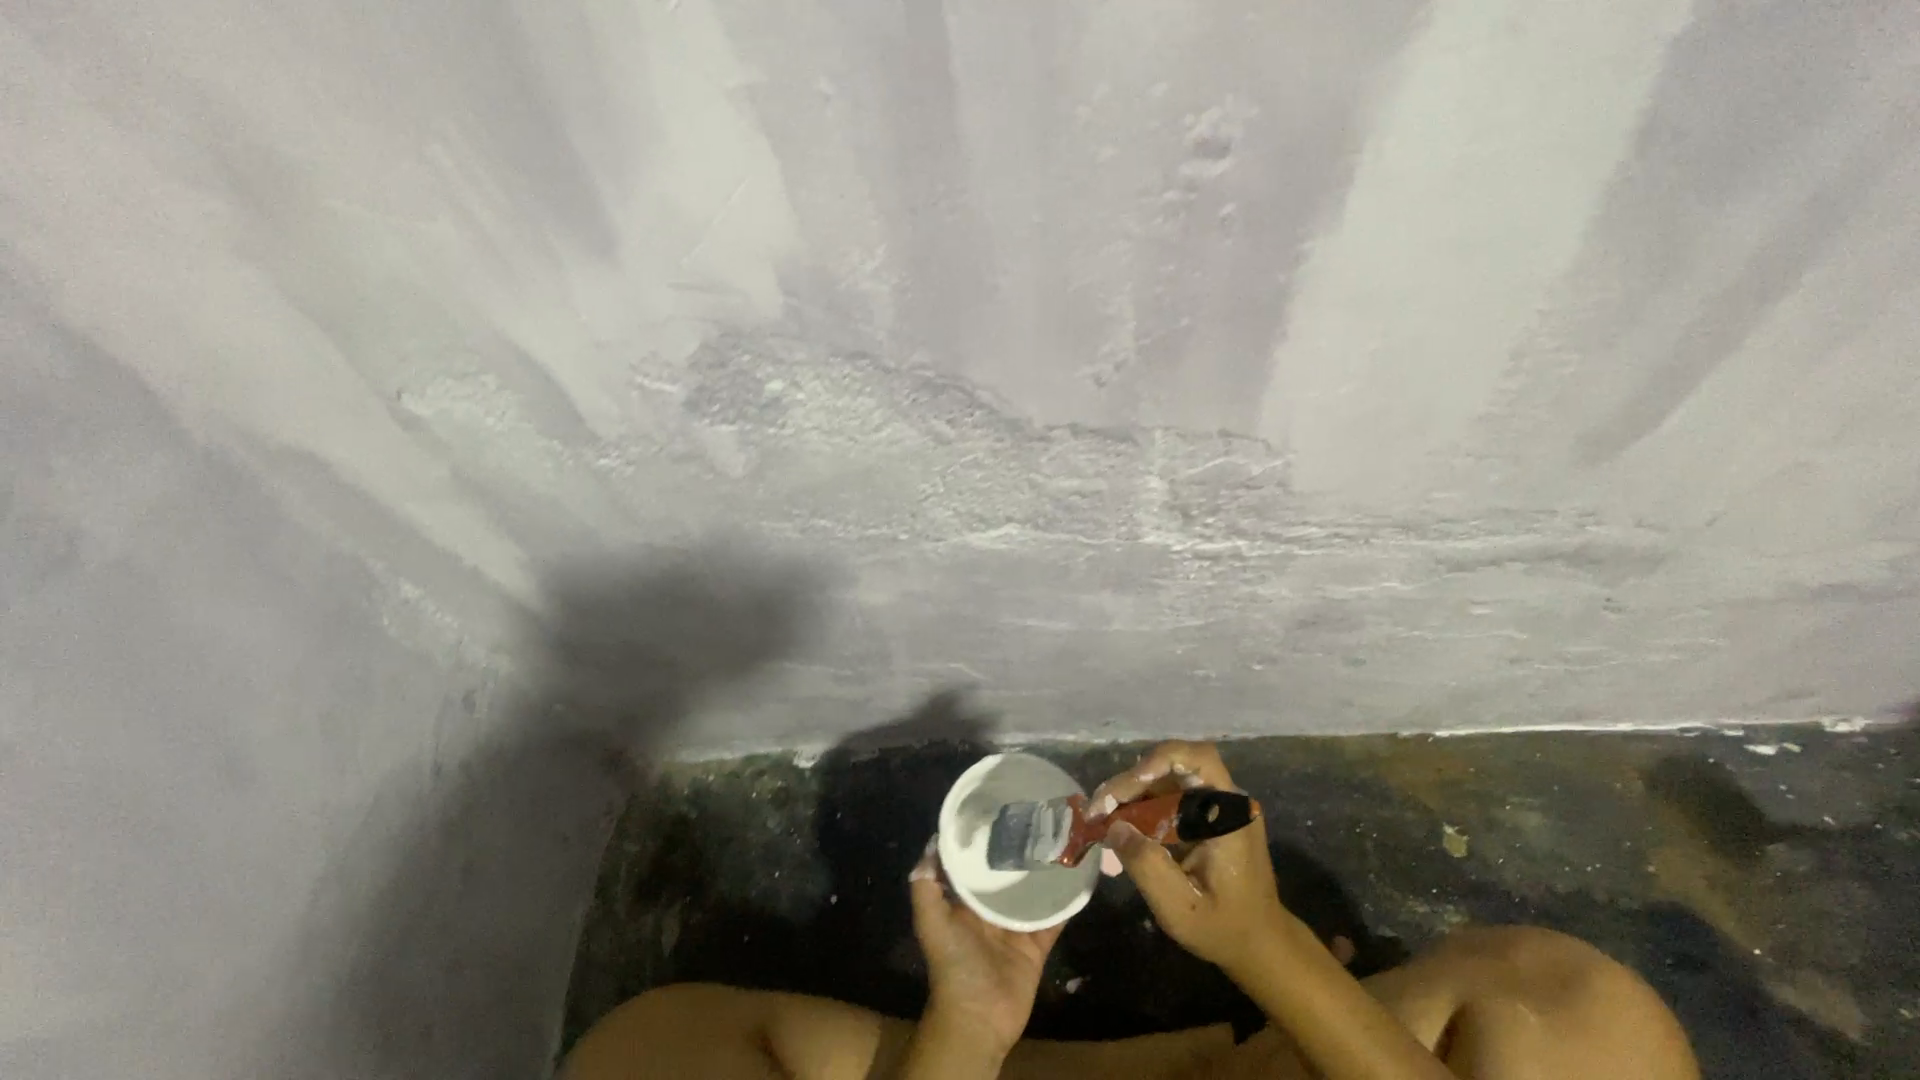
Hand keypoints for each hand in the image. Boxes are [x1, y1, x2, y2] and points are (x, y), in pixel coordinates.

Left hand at [908, 838, 1063, 1054]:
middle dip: (1019, 852)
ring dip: (1045, 872)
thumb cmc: (953, 965)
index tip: (997, 808)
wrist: (979, 1018)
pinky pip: (1055, 918)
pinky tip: (1080, 876)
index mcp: (964, 903)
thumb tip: (932, 841)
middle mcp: (990, 910)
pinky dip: (1066, 901)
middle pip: (1007, 875)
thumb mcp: (931, 922)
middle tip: (1039, 817)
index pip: (974, 865)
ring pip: (1033, 892)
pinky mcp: (1037, 944)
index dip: (982, 840)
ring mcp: (1016, 927)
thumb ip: (926, 886)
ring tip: (1063, 839)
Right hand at [1089, 741, 1290, 973]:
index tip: (1124, 789)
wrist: (1258, 944)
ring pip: (1167, 779)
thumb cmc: (1223, 928)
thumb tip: (1114, 827)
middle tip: (1098, 810)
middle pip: (1174, 766)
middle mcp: (1225, 801)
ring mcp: (1216, 807)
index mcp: (1229, 815)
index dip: (1158, 760)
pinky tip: (1121, 826)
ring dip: (1132, 793)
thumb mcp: (1179, 907)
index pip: (1198, 758)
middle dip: (1132, 782)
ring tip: (1102, 817)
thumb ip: (1146, 865)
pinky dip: (1142, 806)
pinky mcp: (1205, 817)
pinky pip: (1169, 797)